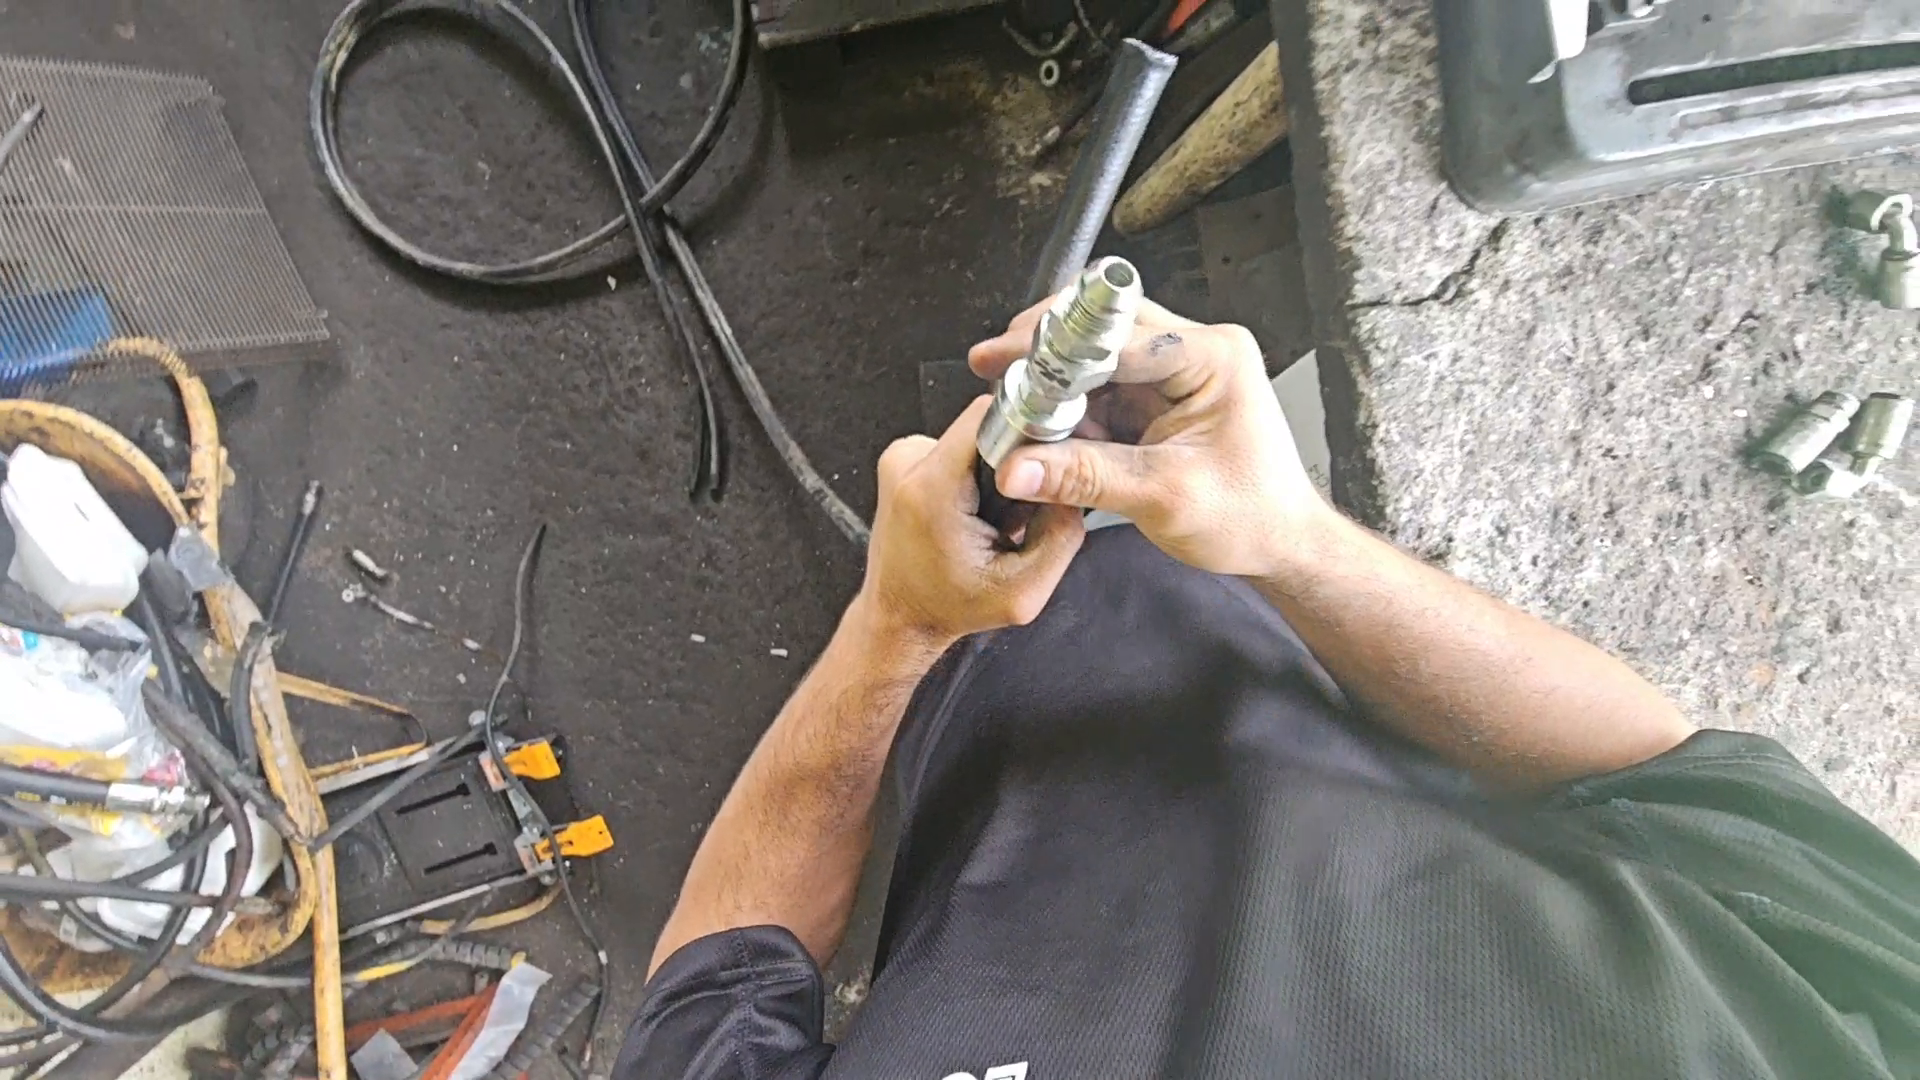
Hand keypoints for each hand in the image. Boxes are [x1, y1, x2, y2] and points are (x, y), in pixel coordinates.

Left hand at [856, 396, 1085, 647]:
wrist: (900, 619)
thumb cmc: (947, 607)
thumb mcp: (1023, 592)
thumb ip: (1061, 536)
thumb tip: (1076, 487)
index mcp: (931, 488)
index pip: (992, 415)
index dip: (1030, 436)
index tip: (1043, 472)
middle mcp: (907, 463)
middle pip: (987, 426)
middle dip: (1014, 465)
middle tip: (1011, 514)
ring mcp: (900, 458)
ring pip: (975, 438)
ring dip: (994, 473)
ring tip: (988, 519)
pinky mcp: (903, 460)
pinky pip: (957, 448)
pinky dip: (973, 476)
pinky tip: (971, 514)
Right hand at [968, 296, 1329, 576]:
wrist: (1275, 542)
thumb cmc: (1249, 515)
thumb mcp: (1164, 496)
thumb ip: (1086, 477)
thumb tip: (1017, 467)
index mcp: (1211, 358)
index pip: (1118, 335)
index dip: (1054, 350)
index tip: (1003, 360)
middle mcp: (1192, 353)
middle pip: (1100, 330)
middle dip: (1044, 351)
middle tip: (995, 369)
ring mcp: (1170, 376)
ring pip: (1092, 360)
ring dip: (1051, 383)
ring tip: (1011, 407)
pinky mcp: (1153, 402)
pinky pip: (1096, 393)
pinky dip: (1064, 410)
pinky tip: (1040, 430)